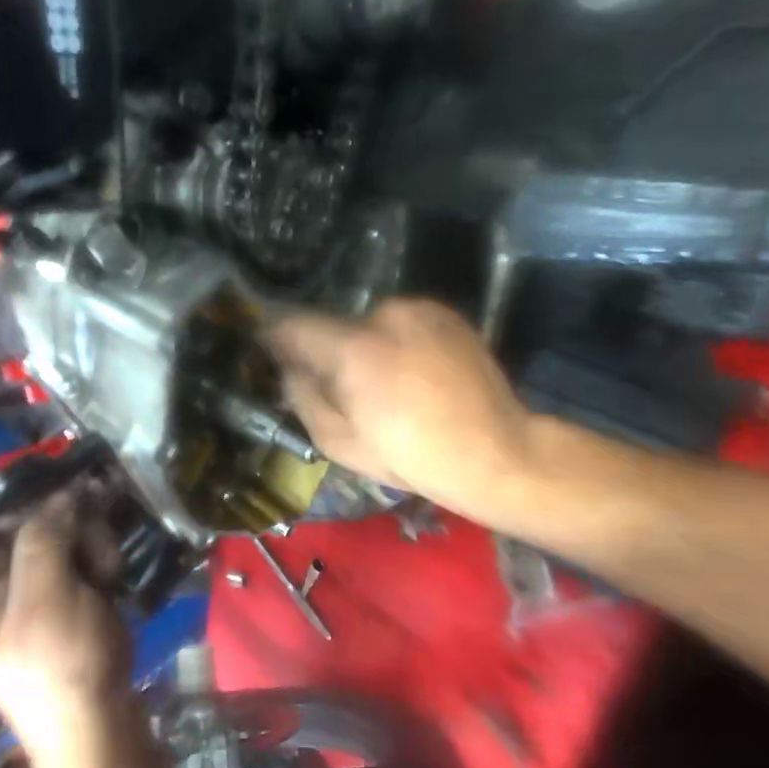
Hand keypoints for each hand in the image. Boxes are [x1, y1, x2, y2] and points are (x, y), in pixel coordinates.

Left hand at [0, 490, 126, 762]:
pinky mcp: (73, 588)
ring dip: (90, 540)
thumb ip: (43, 540)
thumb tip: (58, 491)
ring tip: (106, 569)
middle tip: (89, 522)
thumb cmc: (57, 662)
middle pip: (24, 520)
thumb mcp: (43, 600)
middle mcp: (0, 579)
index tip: (35, 469)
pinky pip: (85, 550)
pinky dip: (102, 555)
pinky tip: (112, 576)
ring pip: (63, 530)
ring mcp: (40, 583)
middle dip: (62, 519)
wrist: (97, 716)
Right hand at [268, 299, 533, 523]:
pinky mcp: (448, 314)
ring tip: (393, 386)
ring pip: (374, 325)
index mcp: (355, 348)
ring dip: (370, 347)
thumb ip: (304, 398)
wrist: (497, 451)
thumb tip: (289, 369)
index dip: (275, 338)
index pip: (293, 325)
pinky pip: (407, 324)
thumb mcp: (342, 443)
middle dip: (334, 353)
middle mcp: (386, 314)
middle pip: (338, 327)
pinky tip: (421, 375)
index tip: (271, 351)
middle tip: (347, 389)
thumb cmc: (414, 457)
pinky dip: (402, 342)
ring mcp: (422, 310)